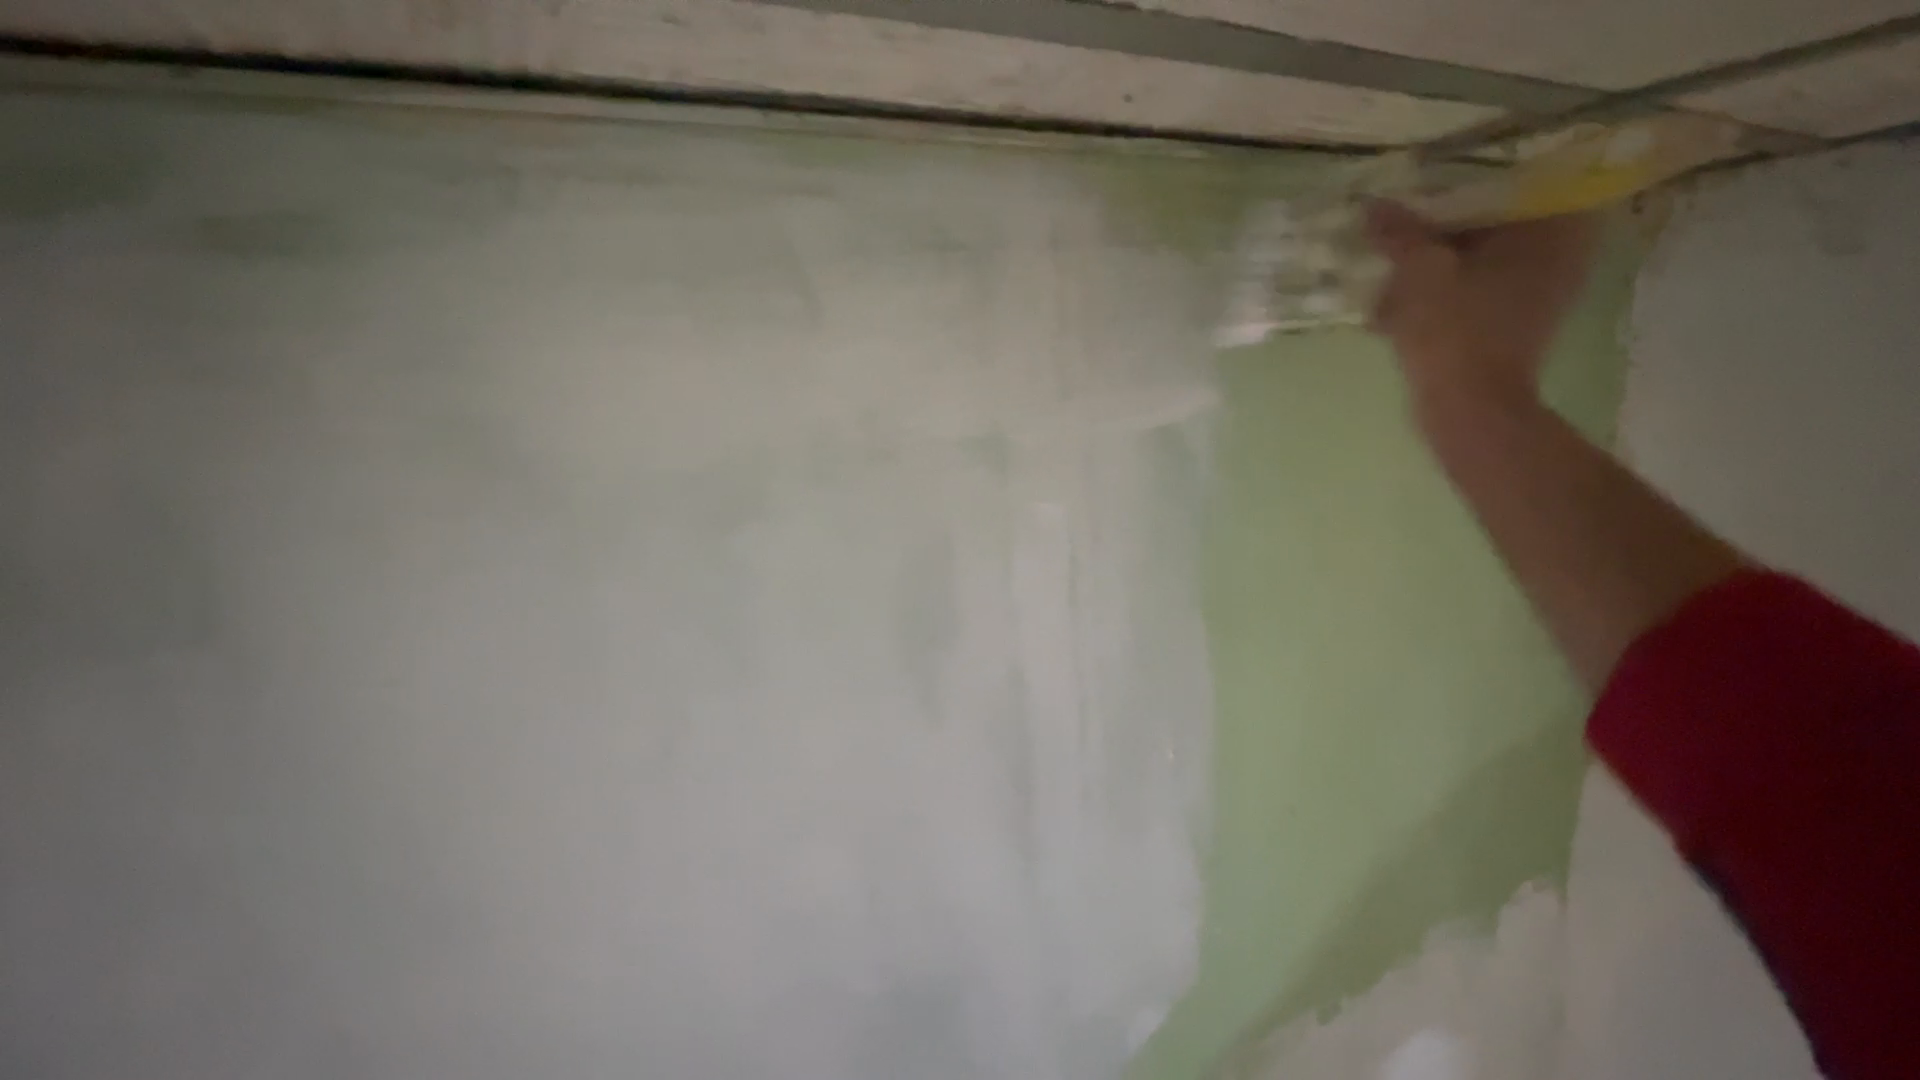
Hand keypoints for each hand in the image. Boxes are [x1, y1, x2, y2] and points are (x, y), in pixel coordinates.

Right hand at [1364, 201, 1600, 410]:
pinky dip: (1444, 293)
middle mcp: (1560, 254)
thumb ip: (1399, 232)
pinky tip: (1401, 303)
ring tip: (1393, 268)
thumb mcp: (1418, 271)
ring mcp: (1541, 293)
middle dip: (1446, 226)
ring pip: (1483, 259)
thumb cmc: (1454, 328)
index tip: (1427, 186)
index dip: (1466, 181)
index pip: (1512, 182)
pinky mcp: (1517, 324)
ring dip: (1439, 262)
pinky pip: (1478, 291)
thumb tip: (1372, 204)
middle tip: (1403, 224)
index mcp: (1551, 228)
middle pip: (1496, 222)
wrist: (1468, 405)